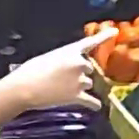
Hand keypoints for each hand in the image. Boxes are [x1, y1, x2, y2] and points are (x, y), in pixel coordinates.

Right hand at [0, 28, 114, 111]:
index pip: (90, 42)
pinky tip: (96, 106)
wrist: (23, 88)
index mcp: (70, 51)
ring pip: (88, 84)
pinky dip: (94, 104)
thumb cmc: (28, 71)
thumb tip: (65, 70)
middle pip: (88, 68)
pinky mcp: (77, 96)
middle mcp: (79, 64)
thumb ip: (61, 61)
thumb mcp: (46, 58)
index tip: (115, 32)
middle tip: (61, 79)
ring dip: (79, 87)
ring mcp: (80, 81)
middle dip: (79, 73)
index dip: (104, 36)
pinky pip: (92, 101)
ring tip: (62, 90)